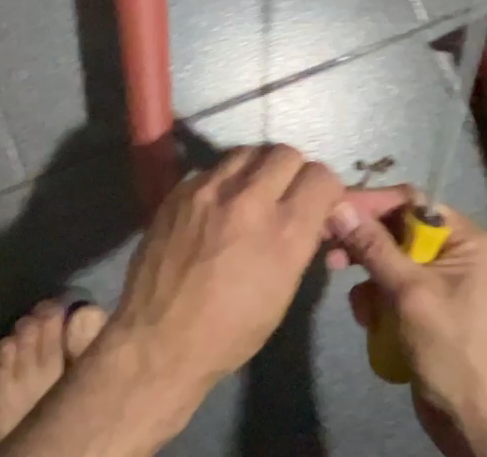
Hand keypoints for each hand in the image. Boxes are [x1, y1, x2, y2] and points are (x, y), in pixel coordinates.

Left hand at [104, 145, 346, 402]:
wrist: (160, 335)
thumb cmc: (230, 330)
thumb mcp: (283, 290)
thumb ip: (299, 240)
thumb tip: (312, 216)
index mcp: (283, 230)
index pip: (320, 177)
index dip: (326, 189)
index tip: (320, 204)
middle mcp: (247, 198)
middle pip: (284, 153)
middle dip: (294, 171)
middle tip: (287, 194)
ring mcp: (207, 188)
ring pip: (246, 152)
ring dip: (258, 169)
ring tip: (253, 195)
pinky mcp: (179, 189)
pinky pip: (212, 169)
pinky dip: (224, 181)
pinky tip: (218, 207)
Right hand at [329, 190, 486, 456]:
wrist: (481, 429)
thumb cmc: (455, 353)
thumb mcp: (410, 295)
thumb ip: (373, 247)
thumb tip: (337, 204)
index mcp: (469, 243)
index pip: (411, 202)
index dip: (369, 203)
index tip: (330, 210)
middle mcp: (459, 255)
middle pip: (397, 229)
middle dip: (363, 244)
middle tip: (329, 252)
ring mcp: (445, 284)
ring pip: (390, 260)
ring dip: (367, 277)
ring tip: (356, 301)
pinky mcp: (430, 310)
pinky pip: (393, 288)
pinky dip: (376, 299)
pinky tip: (368, 320)